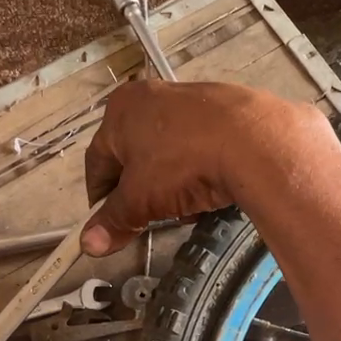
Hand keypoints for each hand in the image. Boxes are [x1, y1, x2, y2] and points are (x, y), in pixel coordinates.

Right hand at [79, 80, 332, 256]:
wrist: (251, 142)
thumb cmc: (181, 163)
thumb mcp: (140, 199)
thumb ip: (114, 220)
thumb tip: (89, 244)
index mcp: (120, 111)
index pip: (97, 161)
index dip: (99, 198)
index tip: (106, 225)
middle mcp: (150, 96)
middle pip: (134, 157)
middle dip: (138, 193)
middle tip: (145, 220)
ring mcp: (188, 100)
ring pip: (167, 153)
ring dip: (168, 185)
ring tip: (181, 210)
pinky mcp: (222, 111)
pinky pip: (198, 148)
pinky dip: (196, 172)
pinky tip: (207, 192)